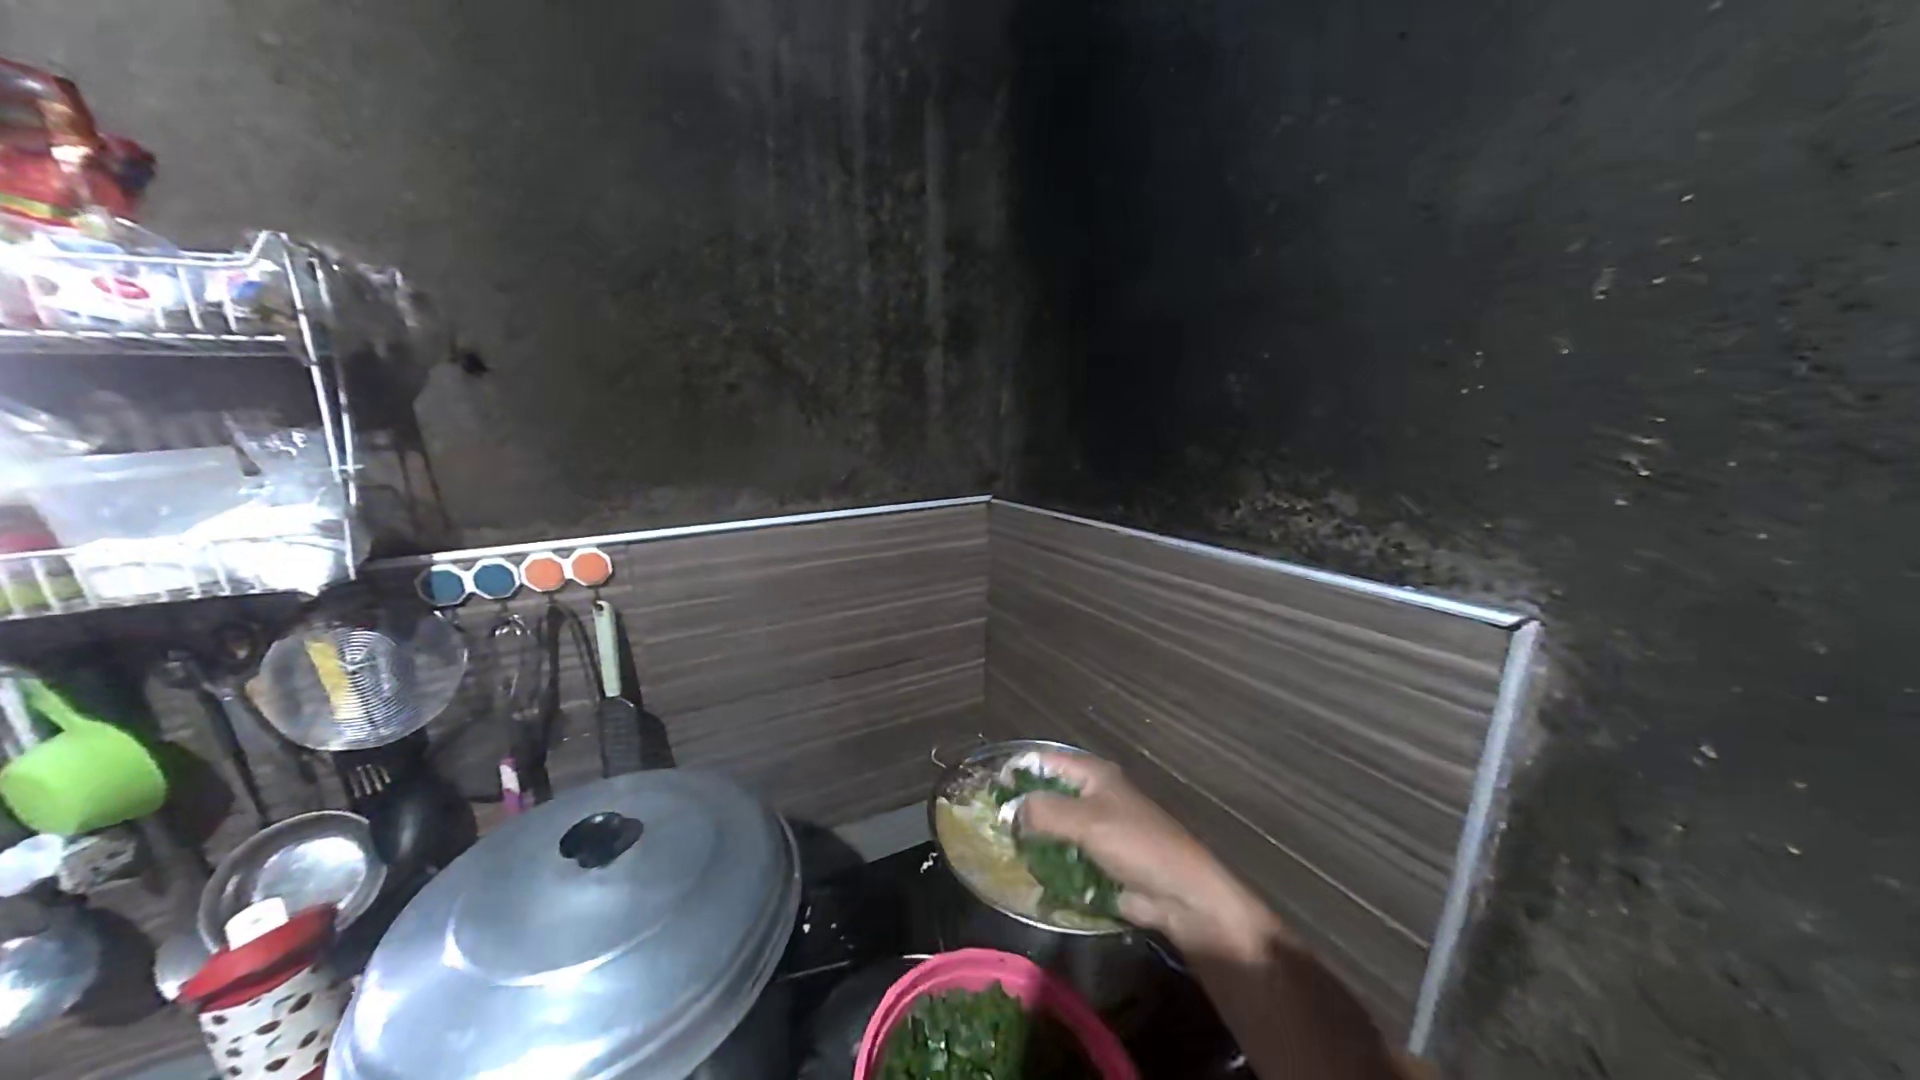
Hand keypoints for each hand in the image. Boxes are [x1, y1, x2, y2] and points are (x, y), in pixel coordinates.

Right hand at [1017, 751, 1283, 962]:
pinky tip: (1029, 870)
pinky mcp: (1098, 859)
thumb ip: (1045, 812)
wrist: (1181, 895)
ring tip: (1004, 848)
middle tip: (992, 823)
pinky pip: (1064, 854)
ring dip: (1033, 837)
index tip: (990, 787)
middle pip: (1048, 794)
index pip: (1047, 761)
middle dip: (1022, 807)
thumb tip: (1010, 811)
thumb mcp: (1088, 822)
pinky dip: (1048, 860)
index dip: (1019, 769)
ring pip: (1053, 826)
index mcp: (1093, 775)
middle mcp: (1093, 795)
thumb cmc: (1137, 846)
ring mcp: (1096, 828)